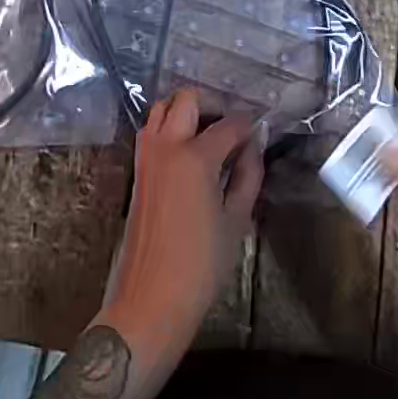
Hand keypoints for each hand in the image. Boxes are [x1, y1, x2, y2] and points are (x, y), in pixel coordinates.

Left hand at [99, 86, 263, 351]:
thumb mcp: (236, 219)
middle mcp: (166, 146)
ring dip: (185, 111)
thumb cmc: (200, 264)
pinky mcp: (136, 170)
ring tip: (209, 135)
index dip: (249, 125)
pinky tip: (189, 151)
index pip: (229, 124)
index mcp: (195, 157)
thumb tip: (254, 147)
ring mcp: (146, 156)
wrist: (150, 299)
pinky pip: (151, 130)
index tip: (261, 131)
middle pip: (187, 99)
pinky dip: (168, 127)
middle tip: (232, 127)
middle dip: (213, 104)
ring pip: (161, 109)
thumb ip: (248, 175)